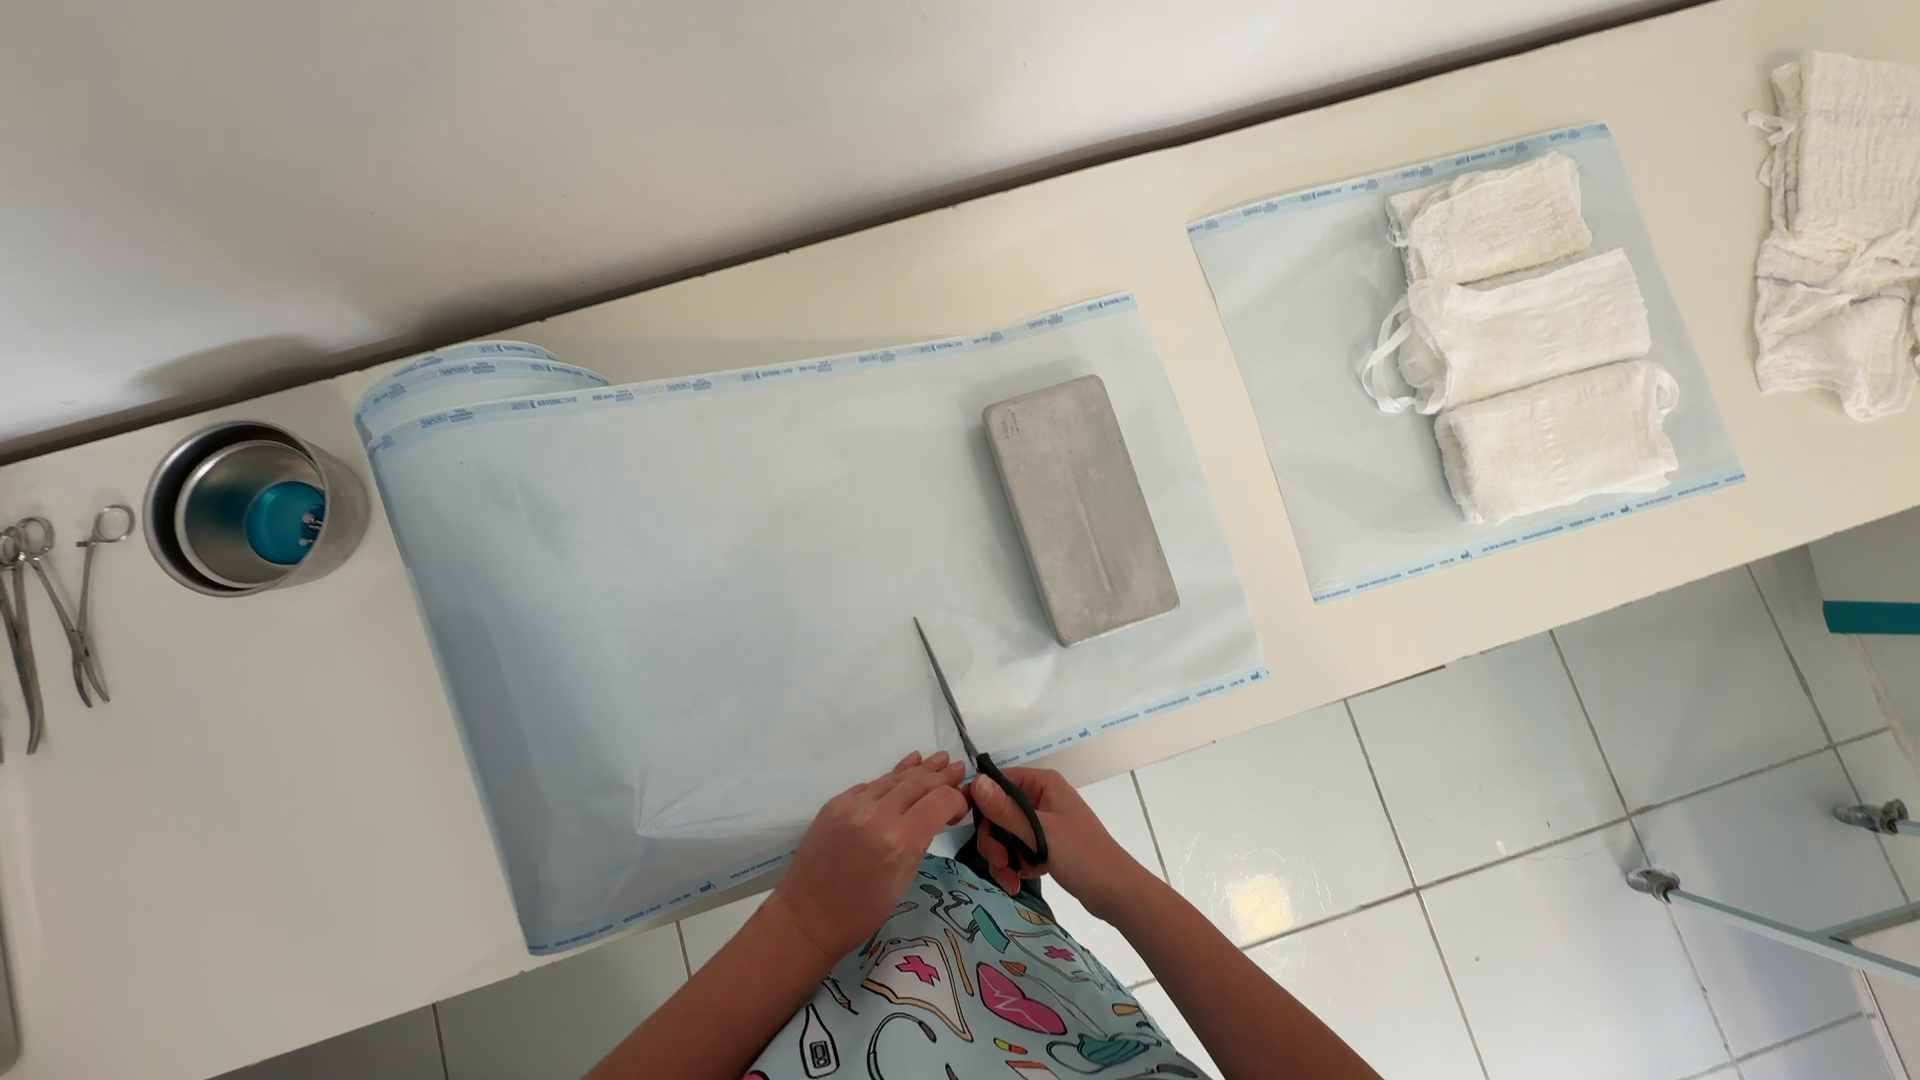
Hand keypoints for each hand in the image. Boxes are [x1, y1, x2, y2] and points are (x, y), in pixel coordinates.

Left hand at [769, 751, 968, 961]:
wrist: (807, 915)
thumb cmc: (861, 911)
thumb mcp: (903, 881)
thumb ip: (921, 841)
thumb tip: (938, 814)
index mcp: (899, 841)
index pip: (939, 801)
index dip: (956, 799)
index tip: (963, 804)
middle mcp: (877, 815)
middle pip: (919, 784)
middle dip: (942, 776)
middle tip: (958, 767)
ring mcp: (853, 805)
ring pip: (895, 778)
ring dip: (920, 769)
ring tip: (939, 758)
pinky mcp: (836, 802)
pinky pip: (872, 785)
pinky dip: (892, 777)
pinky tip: (908, 766)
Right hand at [971, 767, 1153, 918]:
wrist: (1116, 893)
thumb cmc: (1082, 855)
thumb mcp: (1039, 832)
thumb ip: (1005, 810)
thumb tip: (975, 781)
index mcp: (1042, 784)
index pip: (998, 781)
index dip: (981, 801)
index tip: (968, 825)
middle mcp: (1041, 798)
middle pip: (998, 812)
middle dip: (994, 840)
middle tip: (1000, 861)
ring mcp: (1043, 823)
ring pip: (1005, 834)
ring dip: (1002, 858)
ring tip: (1011, 880)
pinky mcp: (1045, 845)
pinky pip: (1017, 850)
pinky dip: (1014, 866)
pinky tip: (1019, 882)